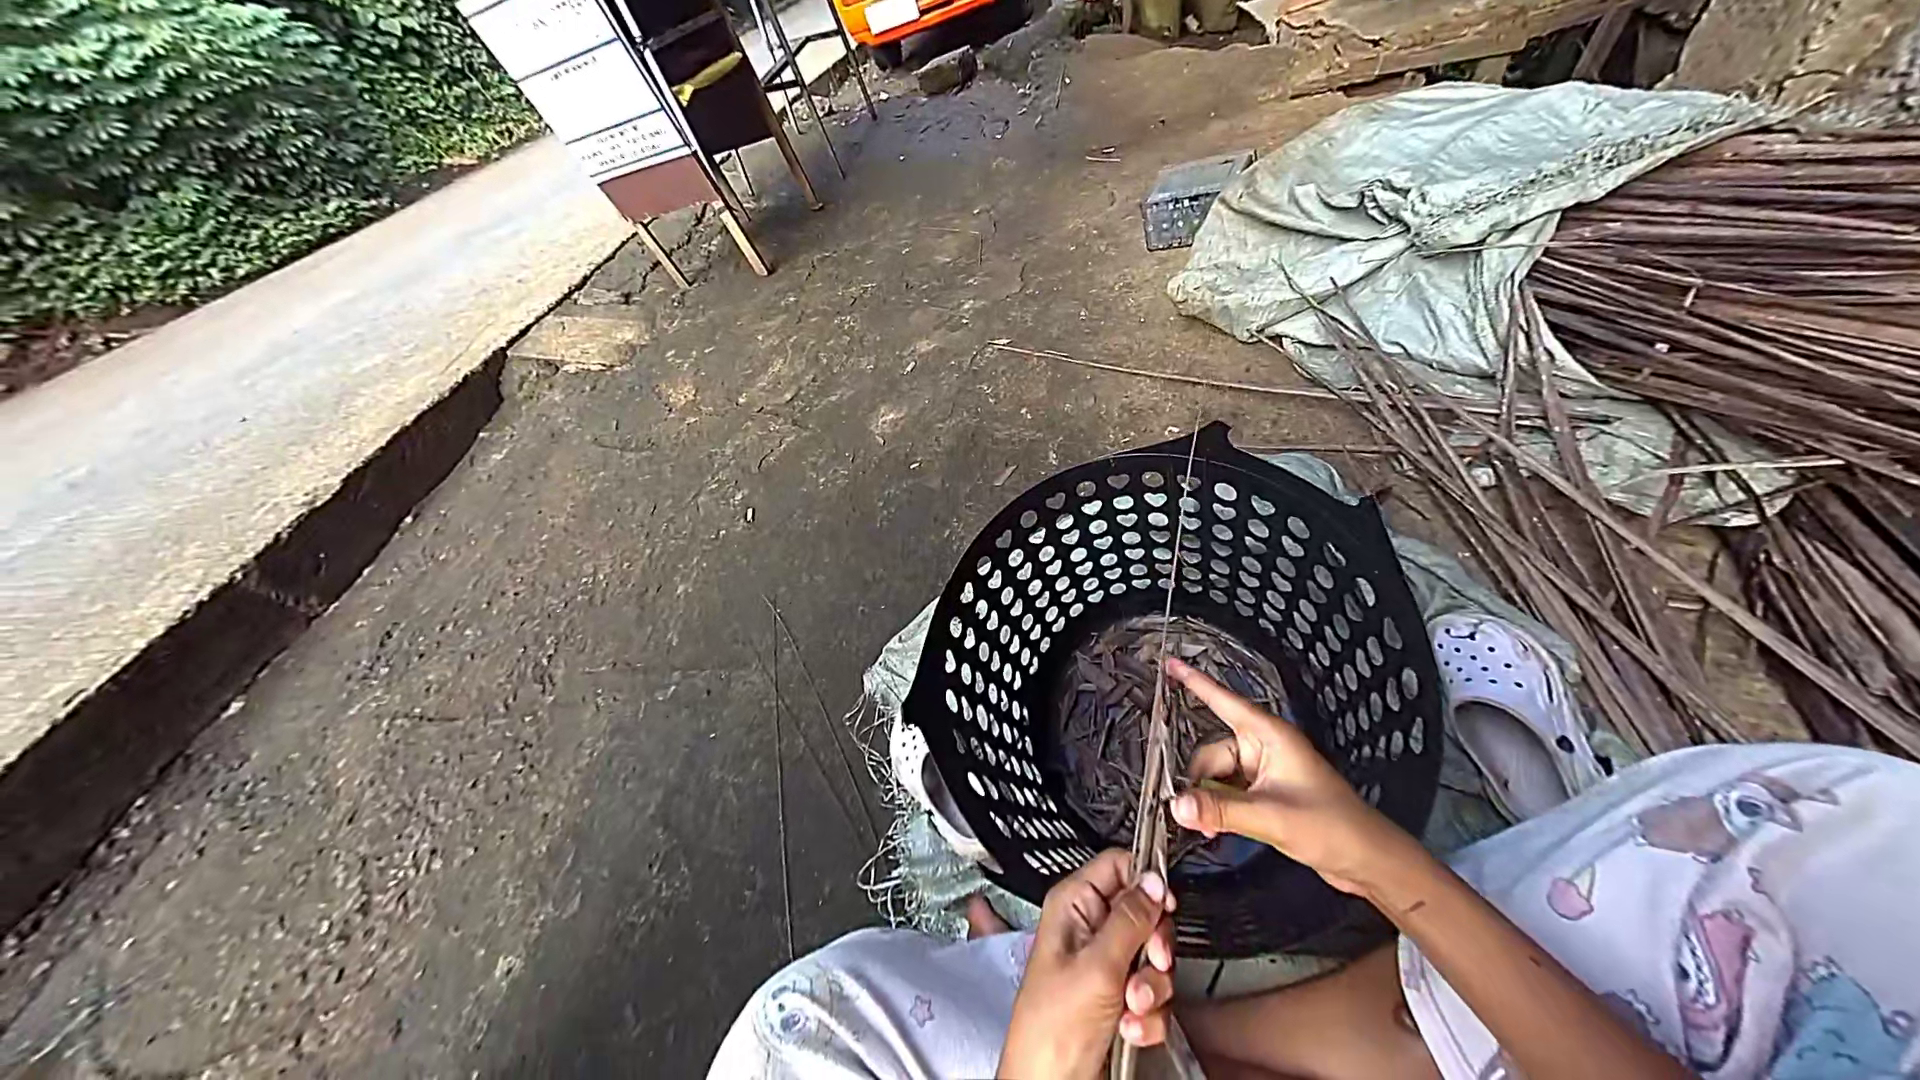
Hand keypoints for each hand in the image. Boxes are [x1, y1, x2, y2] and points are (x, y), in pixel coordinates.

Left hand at [998, 849, 1176, 1079]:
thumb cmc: (1054, 1025)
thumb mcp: (1097, 965)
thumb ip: (1130, 920)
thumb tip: (1154, 880)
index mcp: (1074, 904)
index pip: (1118, 865)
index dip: (1146, 881)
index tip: (1165, 907)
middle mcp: (1090, 926)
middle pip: (1144, 912)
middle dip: (1154, 947)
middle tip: (1151, 963)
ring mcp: (1106, 962)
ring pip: (1152, 956)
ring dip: (1151, 988)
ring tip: (1132, 1007)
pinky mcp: (1119, 996)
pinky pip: (1153, 992)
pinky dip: (1149, 1015)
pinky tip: (1130, 1029)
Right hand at [1165, 657, 1430, 897]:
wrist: (1369, 863)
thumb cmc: (1332, 827)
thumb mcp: (1273, 817)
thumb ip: (1220, 809)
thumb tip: (1176, 805)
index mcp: (1269, 736)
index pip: (1223, 701)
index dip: (1194, 681)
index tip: (1169, 663)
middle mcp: (1262, 748)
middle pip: (1211, 753)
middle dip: (1198, 781)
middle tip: (1187, 811)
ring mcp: (1263, 772)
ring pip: (1216, 776)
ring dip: (1207, 800)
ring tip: (1205, 827)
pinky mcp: (1264, 794)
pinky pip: (1227, 792)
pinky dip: (1217, 808)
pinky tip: (1213, 828)